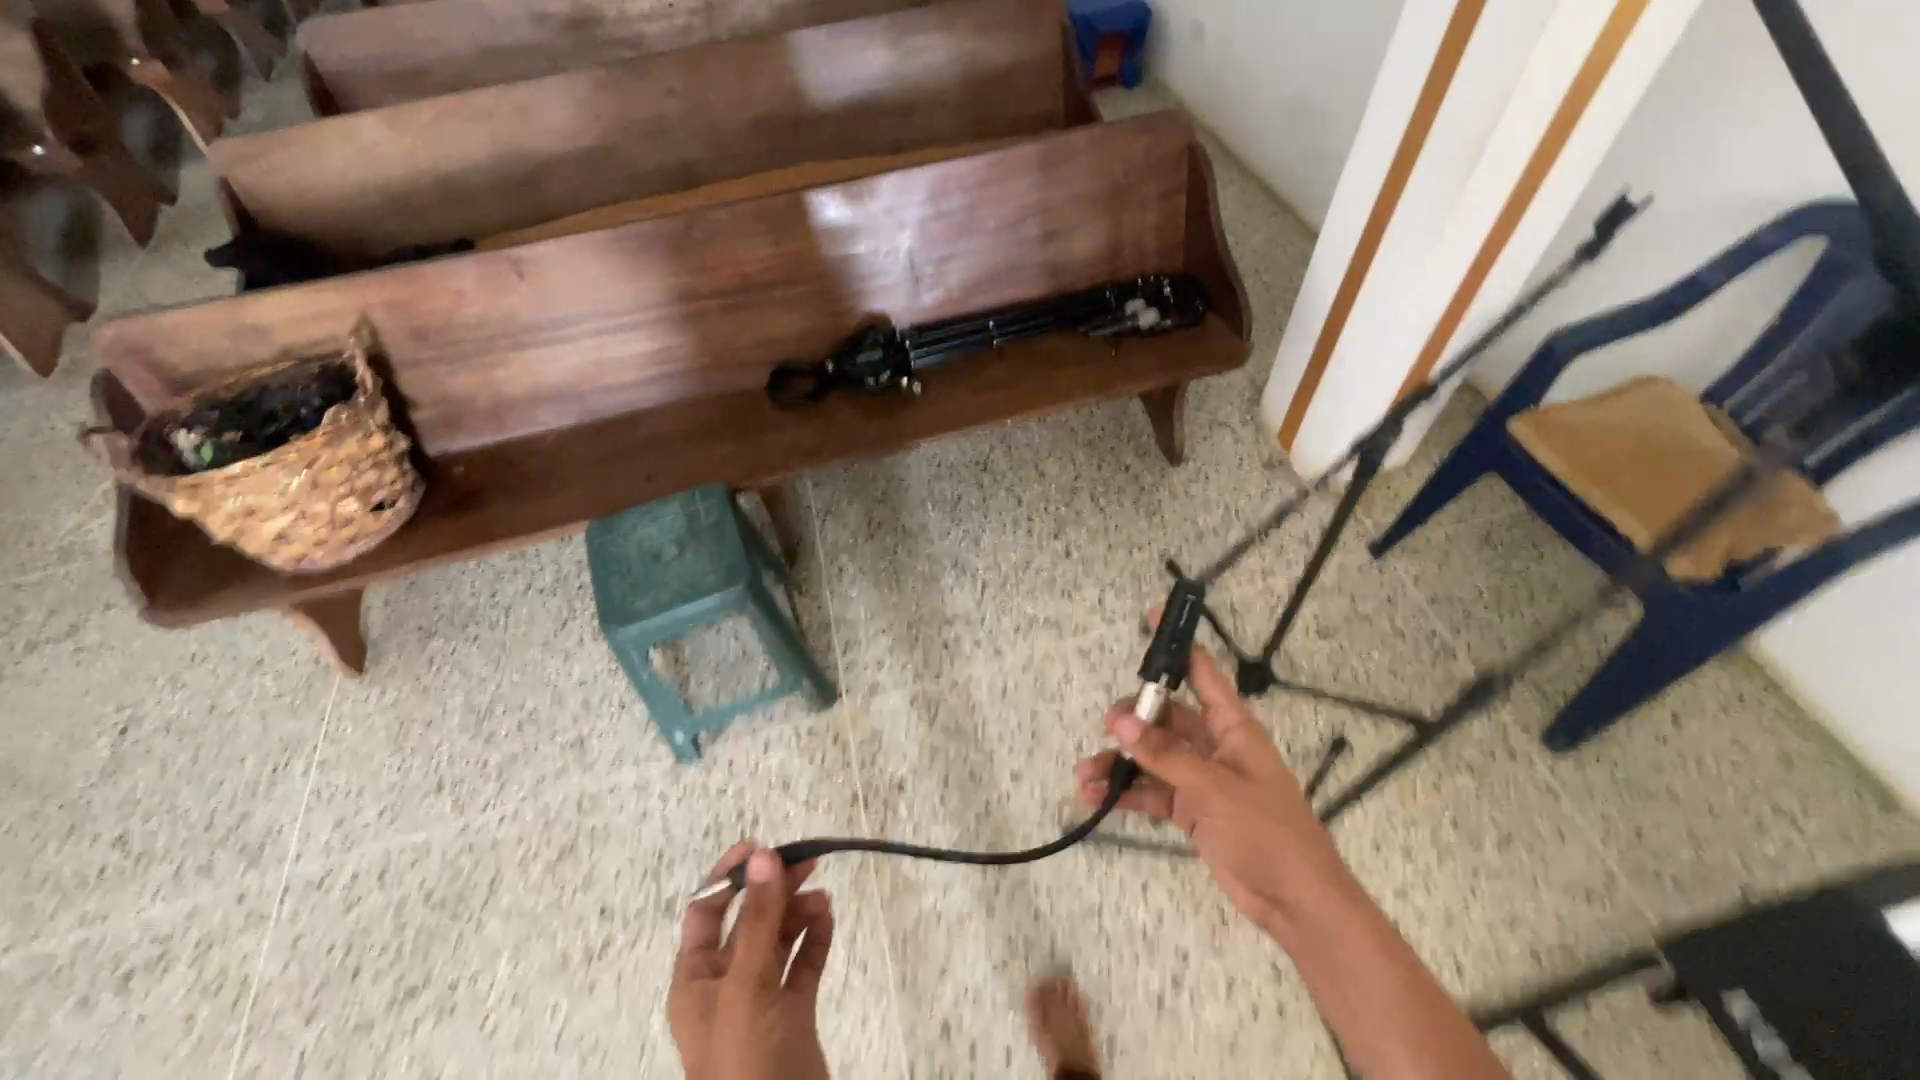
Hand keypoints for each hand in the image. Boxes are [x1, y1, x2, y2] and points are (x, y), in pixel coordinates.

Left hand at [670, 844, 834, 1079]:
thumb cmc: (746, 1059)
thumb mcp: (746, 985)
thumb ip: (756, 920)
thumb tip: (762, 855)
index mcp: (696, 981)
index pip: (705, 913)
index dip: (728, 877)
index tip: (761, 846)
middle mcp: (725, 986)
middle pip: (747, 923)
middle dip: (772, 890)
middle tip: (807, 861)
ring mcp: (761, 1002)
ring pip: (778, 942)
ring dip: (797, 914)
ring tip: (823, 896)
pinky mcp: (794, 1016)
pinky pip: (803, 966)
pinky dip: (815, 939)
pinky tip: (828, 918)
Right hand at [1073, 642, 1353, 933]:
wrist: (1295, 900)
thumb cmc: (1267, 833)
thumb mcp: (1214, 789)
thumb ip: (1165, 756)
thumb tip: (1119, 722)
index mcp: (1233, 728)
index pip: (1202, 674)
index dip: (1176, 647)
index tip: (1149, 618)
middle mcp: (1214, 747)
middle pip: (1165, 719)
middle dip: (1132, 722)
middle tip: (1107, 732)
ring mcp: (1201, 780)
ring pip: (1152, 758)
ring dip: (1120, 764)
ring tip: (1085, 776)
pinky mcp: (1191, 811)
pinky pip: (1152, 792)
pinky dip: (1126, 794)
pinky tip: (1095, 798)